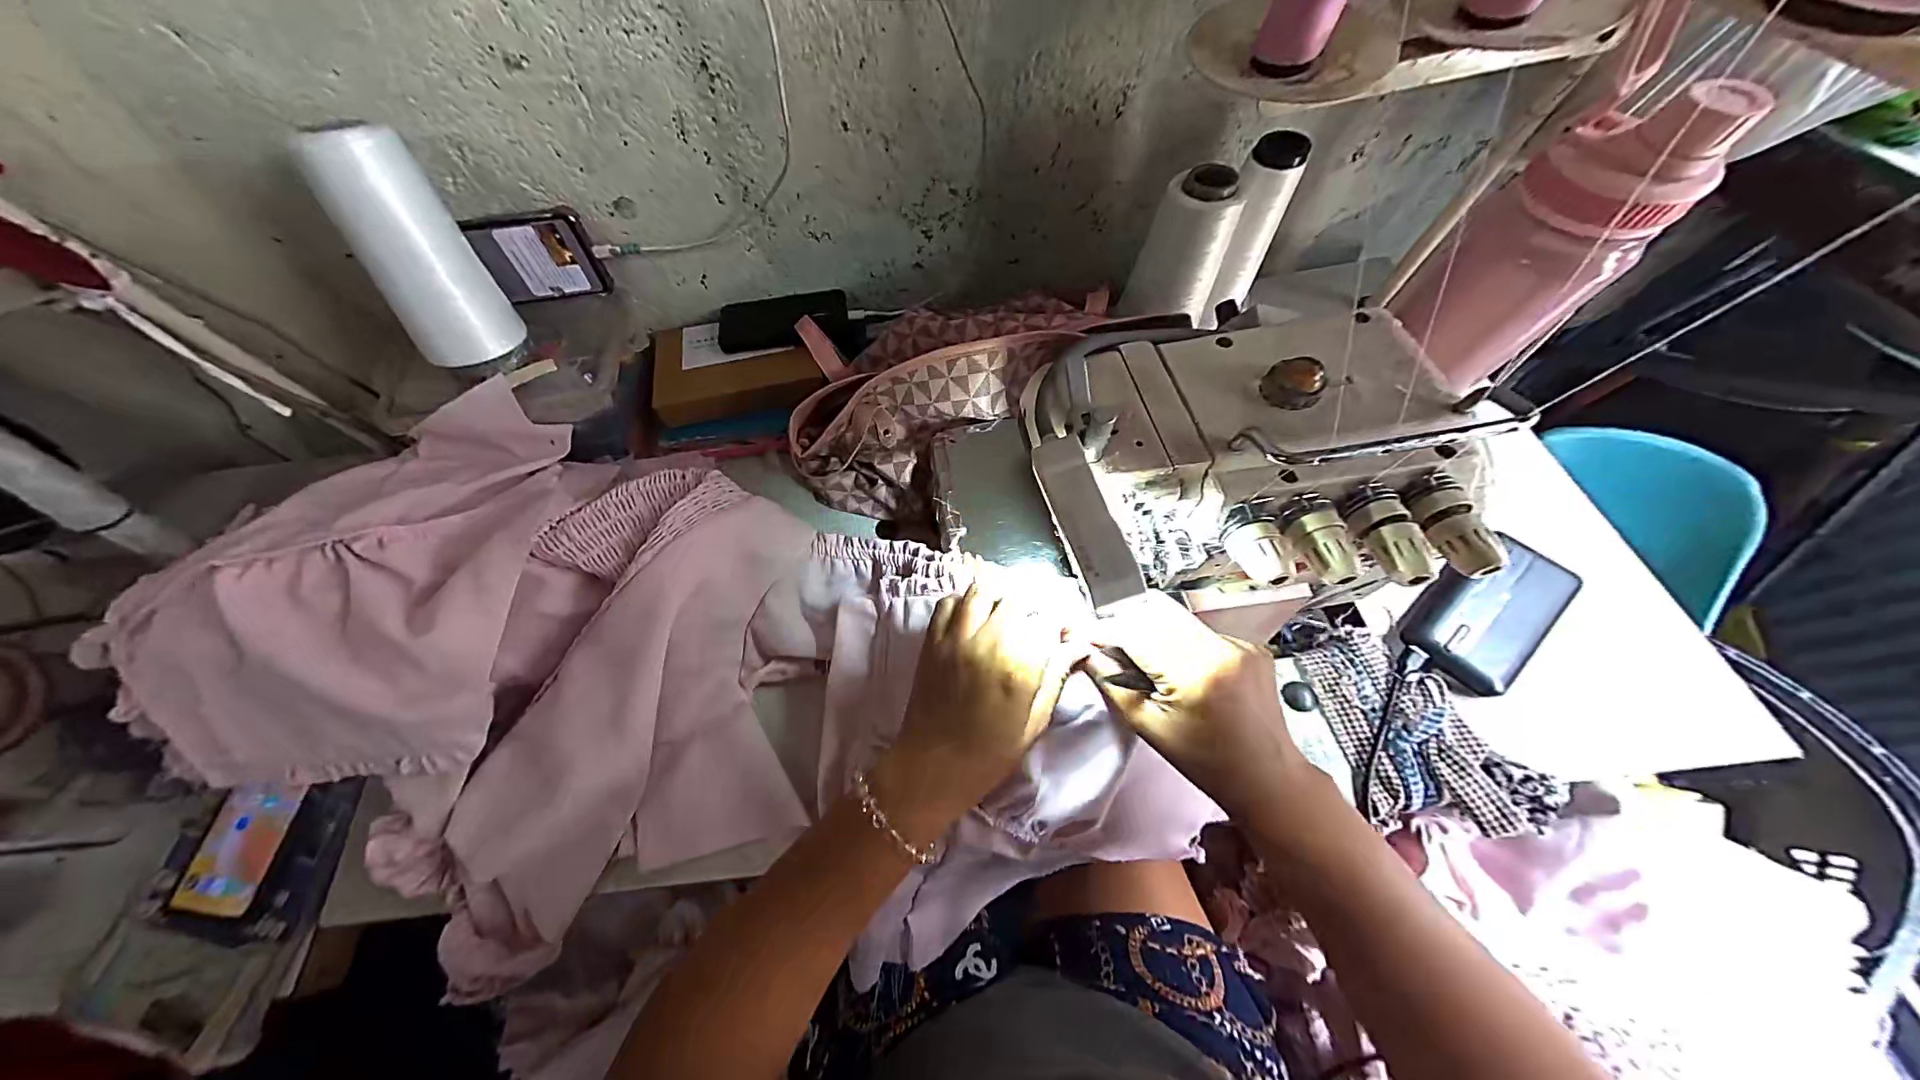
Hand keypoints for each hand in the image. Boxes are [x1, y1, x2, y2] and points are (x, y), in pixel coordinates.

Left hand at [871, 575, 1084, 843]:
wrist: (932, 767)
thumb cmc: (990, 754)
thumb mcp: (1035, 722)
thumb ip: (1056, 676)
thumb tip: (1079, 645)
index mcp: (1018, 667)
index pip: (1048, 620)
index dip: (1061, 623)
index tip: (1063, 633)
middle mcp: (987, 643)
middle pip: (1017, 599)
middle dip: (1033, 607)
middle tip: (1036, 624)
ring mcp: (955, 638)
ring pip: (982, 590)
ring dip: (1000, 598)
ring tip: (1006, 615)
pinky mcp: (931, 640)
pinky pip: (950, 603)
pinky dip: (965, 603)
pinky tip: (974, 619)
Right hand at [1084, 592, 1308, 820]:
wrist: (1266, 776)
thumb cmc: (1208, 762)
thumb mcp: (1148, 726)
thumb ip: (1113, 683)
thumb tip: (1087, 652)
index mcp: (1195, 672)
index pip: (1135, 632)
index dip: (1101, 630)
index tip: (1079, 633)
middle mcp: (1222, 648)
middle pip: (1155, 612)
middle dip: (1124, 624)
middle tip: (1106, 646)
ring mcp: (1239, 644)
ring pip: (1176, 618)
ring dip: (1150, 630)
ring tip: (1143, 664)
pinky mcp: (1248, 645)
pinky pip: (1199, 630)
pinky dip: (1178, 641)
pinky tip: (1177, 669)